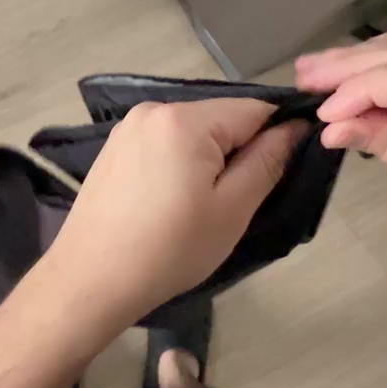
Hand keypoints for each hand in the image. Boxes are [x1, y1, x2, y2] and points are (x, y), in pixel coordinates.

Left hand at [37, 99, 306, 327]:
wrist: (91, 278)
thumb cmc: (169, 248)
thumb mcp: (232, 209)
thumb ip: (267, 161)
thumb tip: (295, 128)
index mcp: (184, 119)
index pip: (254, 109)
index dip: (277, 137)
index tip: (281, 176)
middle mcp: (153, 109)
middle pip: (220, 118)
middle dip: (239, 151)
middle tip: (240, 201)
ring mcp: (128, 127)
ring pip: (192, 131)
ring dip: (210, 158)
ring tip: (204, 206)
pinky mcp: (114, 147)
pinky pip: (164, 142)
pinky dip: (180, 163)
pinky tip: (173, 202)